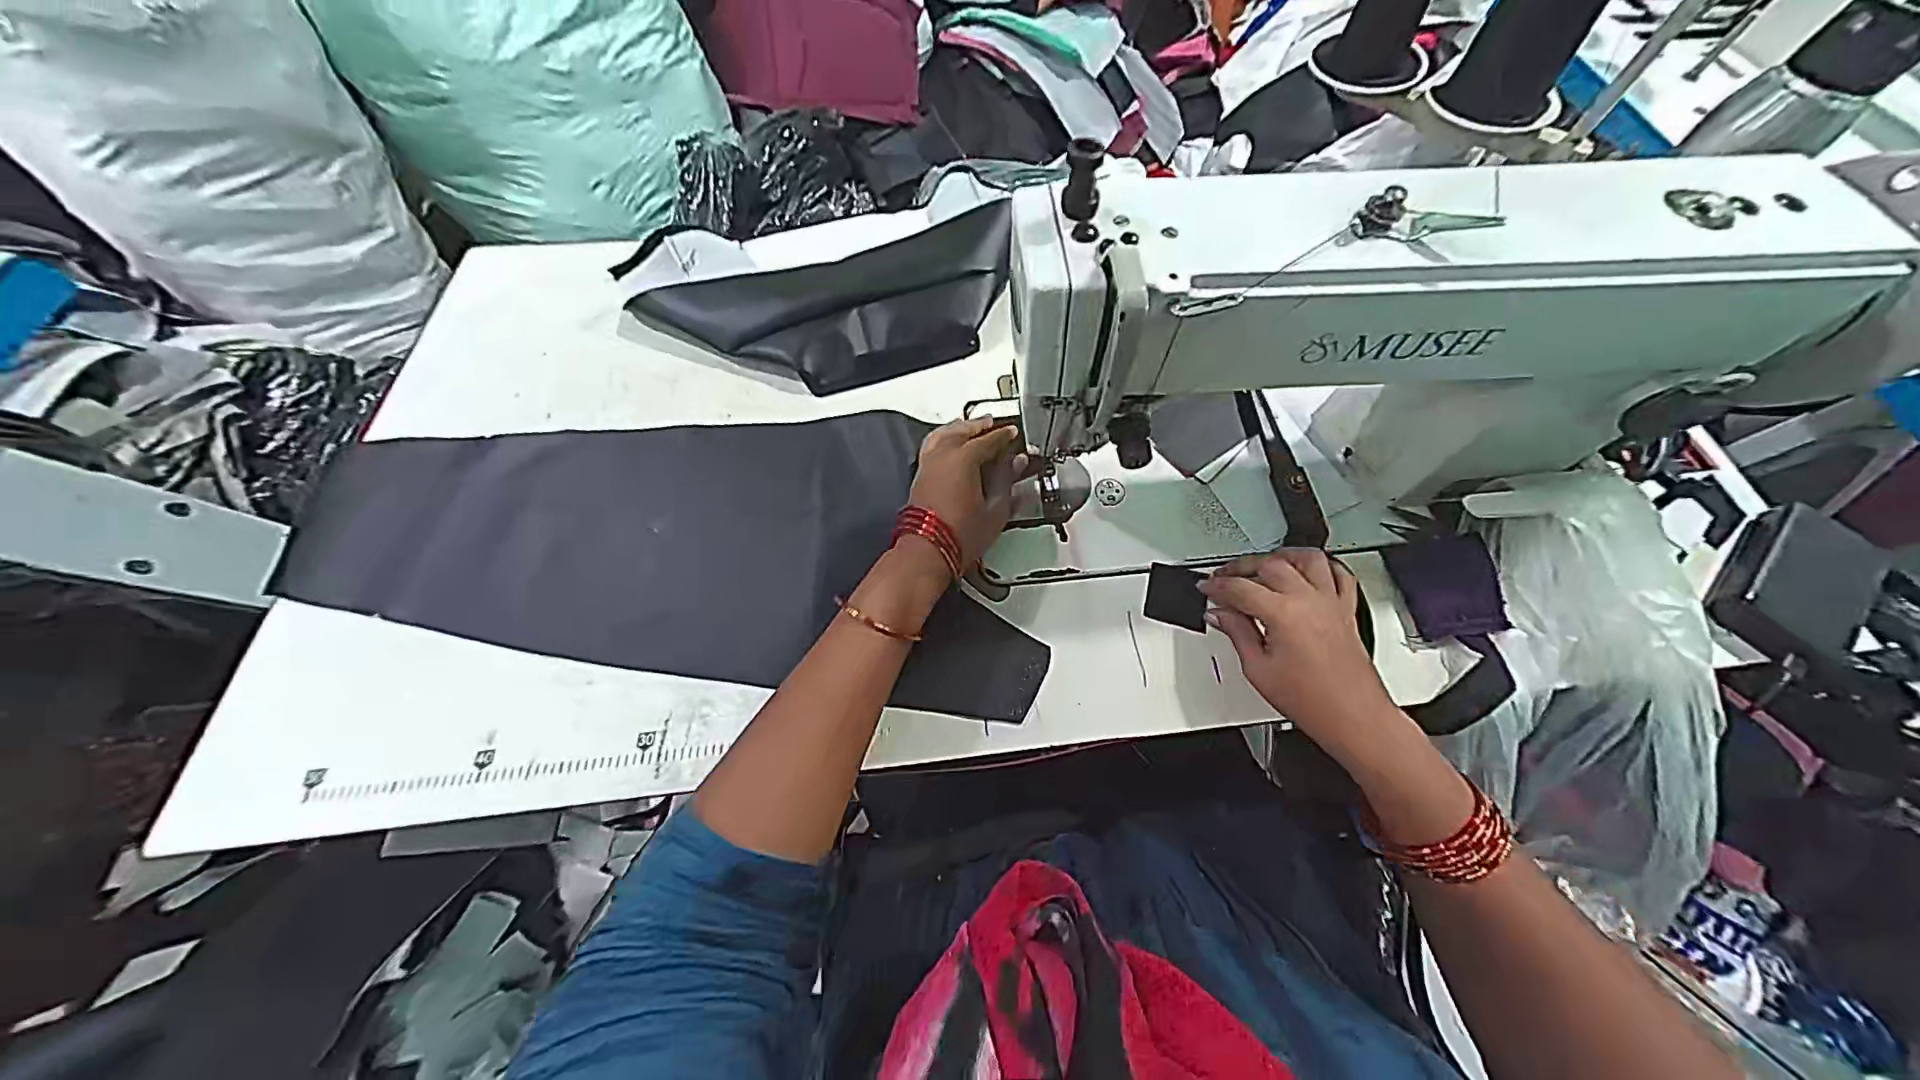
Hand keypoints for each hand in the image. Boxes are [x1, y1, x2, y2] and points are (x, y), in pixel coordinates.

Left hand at [908, 418, 1031, 568]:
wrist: (928, 552)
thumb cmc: (958, 534)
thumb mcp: (996, 509)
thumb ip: (1006, 481)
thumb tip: (1015, 464)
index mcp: (964, 458)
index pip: (989, 439)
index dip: (1003, 435)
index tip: (1012, 433)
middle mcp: (942, 456)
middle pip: (962, 430)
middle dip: (979, 426)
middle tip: (992, 424)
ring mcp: (928, 465)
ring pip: (943, 435)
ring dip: (958, 429)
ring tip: (969, 429)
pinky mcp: (919, 476)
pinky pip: (932, 446)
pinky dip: (943, 439)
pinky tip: (948, 445)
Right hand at [1198, 550, 1396, 754]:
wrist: (1353, 718)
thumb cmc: (1313, 701)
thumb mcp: (1258, 669)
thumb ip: (1237, 633)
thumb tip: (1221, 615)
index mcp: (1284, 614)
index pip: (1240, 588)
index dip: (1216, 586)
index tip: (1207, 588)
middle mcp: (1310, 601)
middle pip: (1269, 564)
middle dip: (1241, 567)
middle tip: (1225, 578)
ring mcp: (1332, 603)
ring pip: (1307, 559)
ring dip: (1281, 556)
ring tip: (1263, 563)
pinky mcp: (1347, 611)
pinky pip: (1340, 575)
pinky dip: (1323, 567)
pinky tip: (1308, 571)